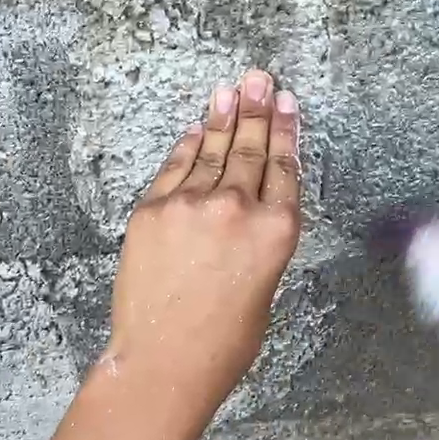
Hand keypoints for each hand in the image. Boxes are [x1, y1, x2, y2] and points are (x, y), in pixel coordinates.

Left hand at [102, 68, 303, 418]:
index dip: (285, 131)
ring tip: (231, 89)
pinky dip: (187, 146)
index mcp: (276, 231)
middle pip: (250, 150)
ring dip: (223, 117)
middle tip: (259, 78)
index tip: (285, 104)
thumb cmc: (224, 341)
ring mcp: (191, 204)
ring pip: (212, 150)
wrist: (163, 361)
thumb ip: (260, 239)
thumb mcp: (265, 286)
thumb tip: (248, 208)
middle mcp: (238, 208)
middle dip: (256, 110)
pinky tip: (197, 128)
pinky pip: (175, 168)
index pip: (284, 168)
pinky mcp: (153, 209)